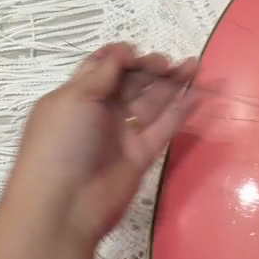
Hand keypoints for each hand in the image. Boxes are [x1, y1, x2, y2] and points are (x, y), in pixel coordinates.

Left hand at [4, 43, 198, 242]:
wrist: (62, 208)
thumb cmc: (61, 144)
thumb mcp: (75, 98)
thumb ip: (104, 72)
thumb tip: (125, 51)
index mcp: (78, 95)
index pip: (102, 67)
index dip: (121, 56)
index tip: (136, 52)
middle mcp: (101, 112)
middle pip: (131, 82)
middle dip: (150, 67)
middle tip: (168, 62)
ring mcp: (122, 134)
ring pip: (151, 101)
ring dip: (172, 83)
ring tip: (194, 65)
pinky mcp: (140, 155)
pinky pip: (163, 127)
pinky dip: (181, 110)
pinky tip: (198, 93)